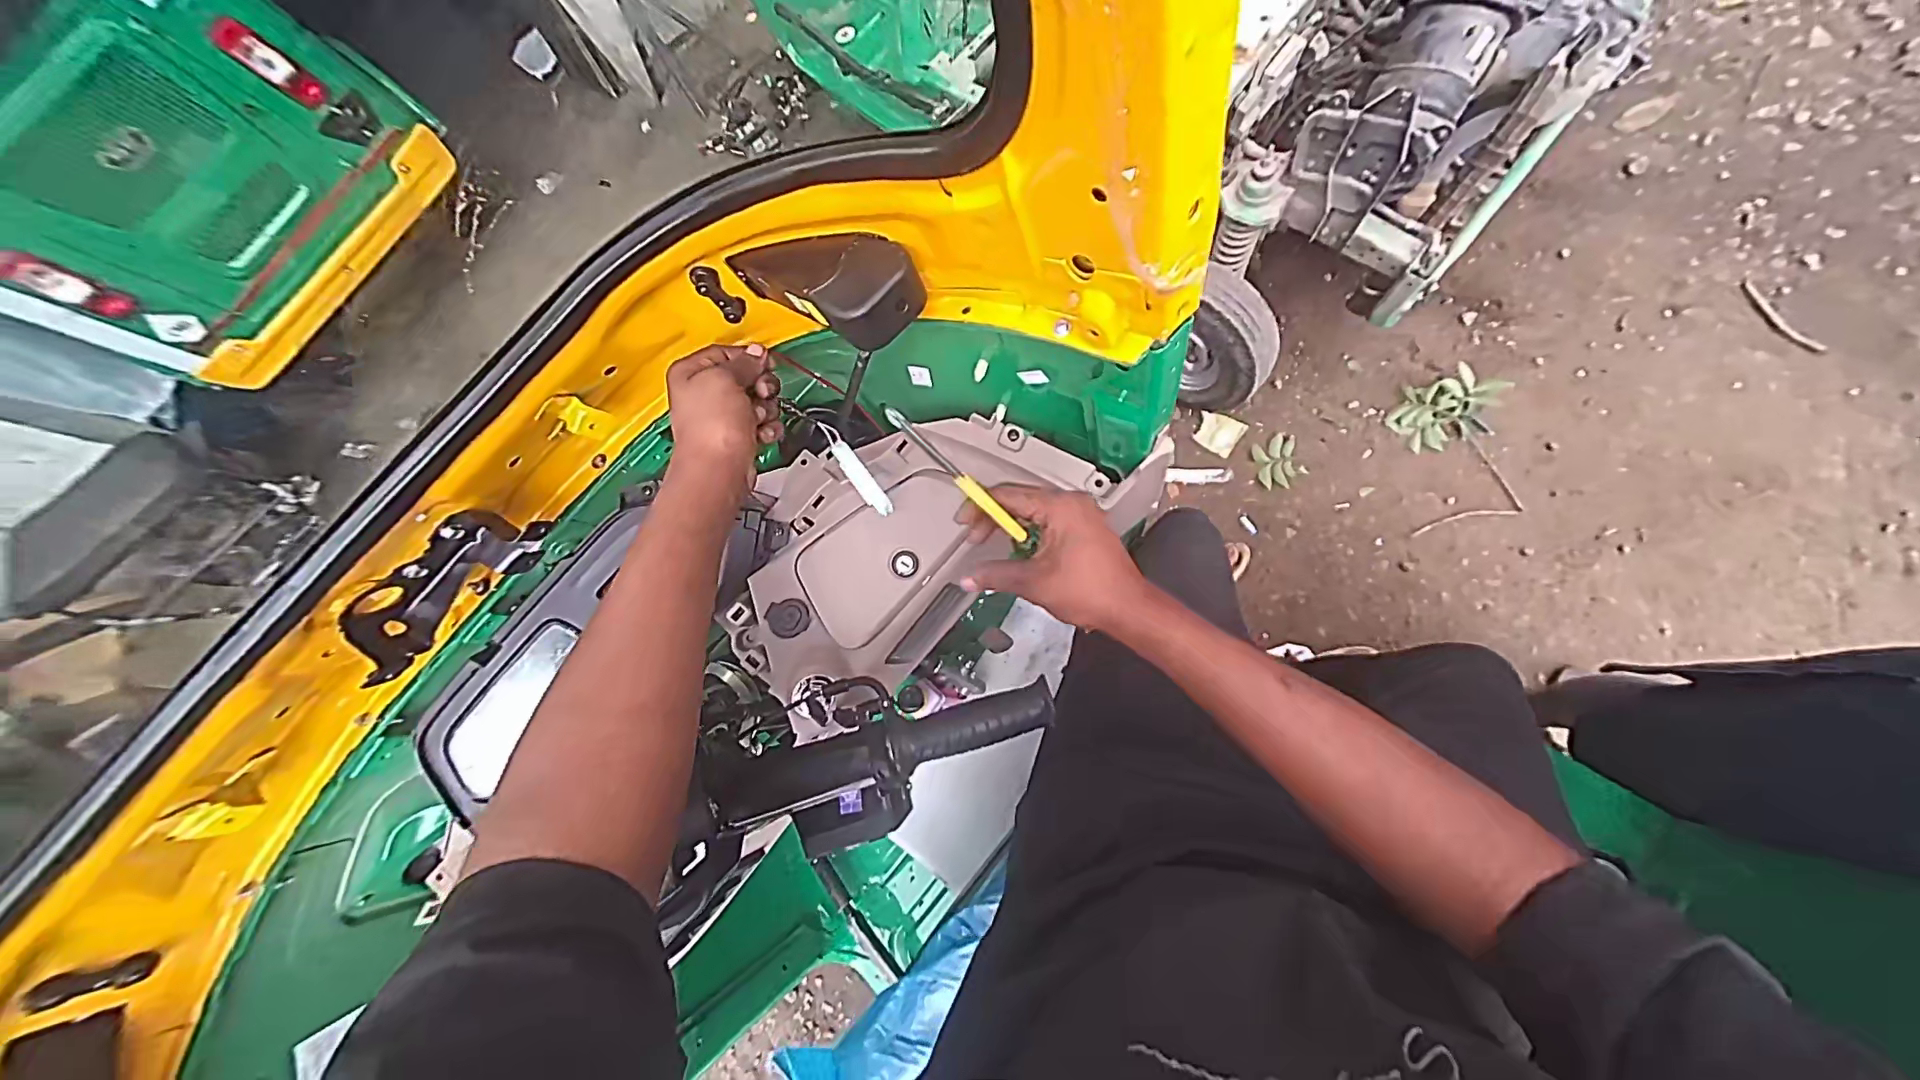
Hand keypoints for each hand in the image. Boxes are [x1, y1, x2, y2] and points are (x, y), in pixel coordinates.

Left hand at [665, 343, 783, 489]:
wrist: (720, 469)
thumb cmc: (710, 429)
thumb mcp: (726, 378)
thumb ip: (744, 362)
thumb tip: (756, 354)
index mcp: (690, 373)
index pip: (725, 353)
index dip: (748, 357)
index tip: (764, 362)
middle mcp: (704, 395)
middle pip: (746, 378)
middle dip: (760, 386)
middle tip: (760, 392)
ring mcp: (721, 417)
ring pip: (758, 401)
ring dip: (765, 409)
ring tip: (755, 417)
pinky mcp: (738, 436)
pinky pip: (762, 423)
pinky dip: (766, 427)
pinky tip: (759, 432)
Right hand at [958, 485, 1148, 632]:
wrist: (1127, 608)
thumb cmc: (1096, 592)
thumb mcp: (1034, 582)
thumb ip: (995, 575)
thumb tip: (971, 576)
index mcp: (1060, 507)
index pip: (1008, 495)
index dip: (980, 506)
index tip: (965, 518)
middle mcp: (1073, 504)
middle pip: (1019, 499)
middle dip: (993, 518)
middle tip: (974, 534)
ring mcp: (1081, 515)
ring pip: (1033, 510)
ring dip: (1010, 525)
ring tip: (993, 543)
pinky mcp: (1084, 528)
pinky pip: (1048, 520)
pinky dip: (1029, 531)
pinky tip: (1018, 549)